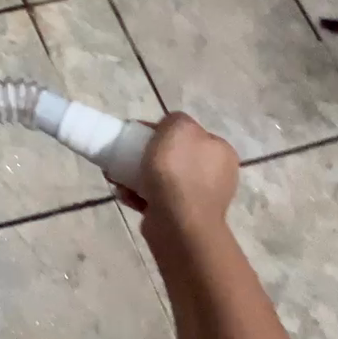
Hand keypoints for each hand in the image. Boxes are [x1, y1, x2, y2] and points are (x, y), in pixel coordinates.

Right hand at [114, 112, 240, 236]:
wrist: (179, 220)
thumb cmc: (178, 170)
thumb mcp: (179, 127)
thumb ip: (177, 118)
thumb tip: (170, 129)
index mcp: (220, 152)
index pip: (187, 133)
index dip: (160, 130)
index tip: (137, 134)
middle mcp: (216, 174)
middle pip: (172, 155)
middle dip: (144, 154)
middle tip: (123, 154)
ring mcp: (202, 197)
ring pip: (161, 176)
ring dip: (136, 174)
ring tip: (117, 176)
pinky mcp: (185, 215)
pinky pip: (156, 196)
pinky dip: (138, 193)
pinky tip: (125, 192)